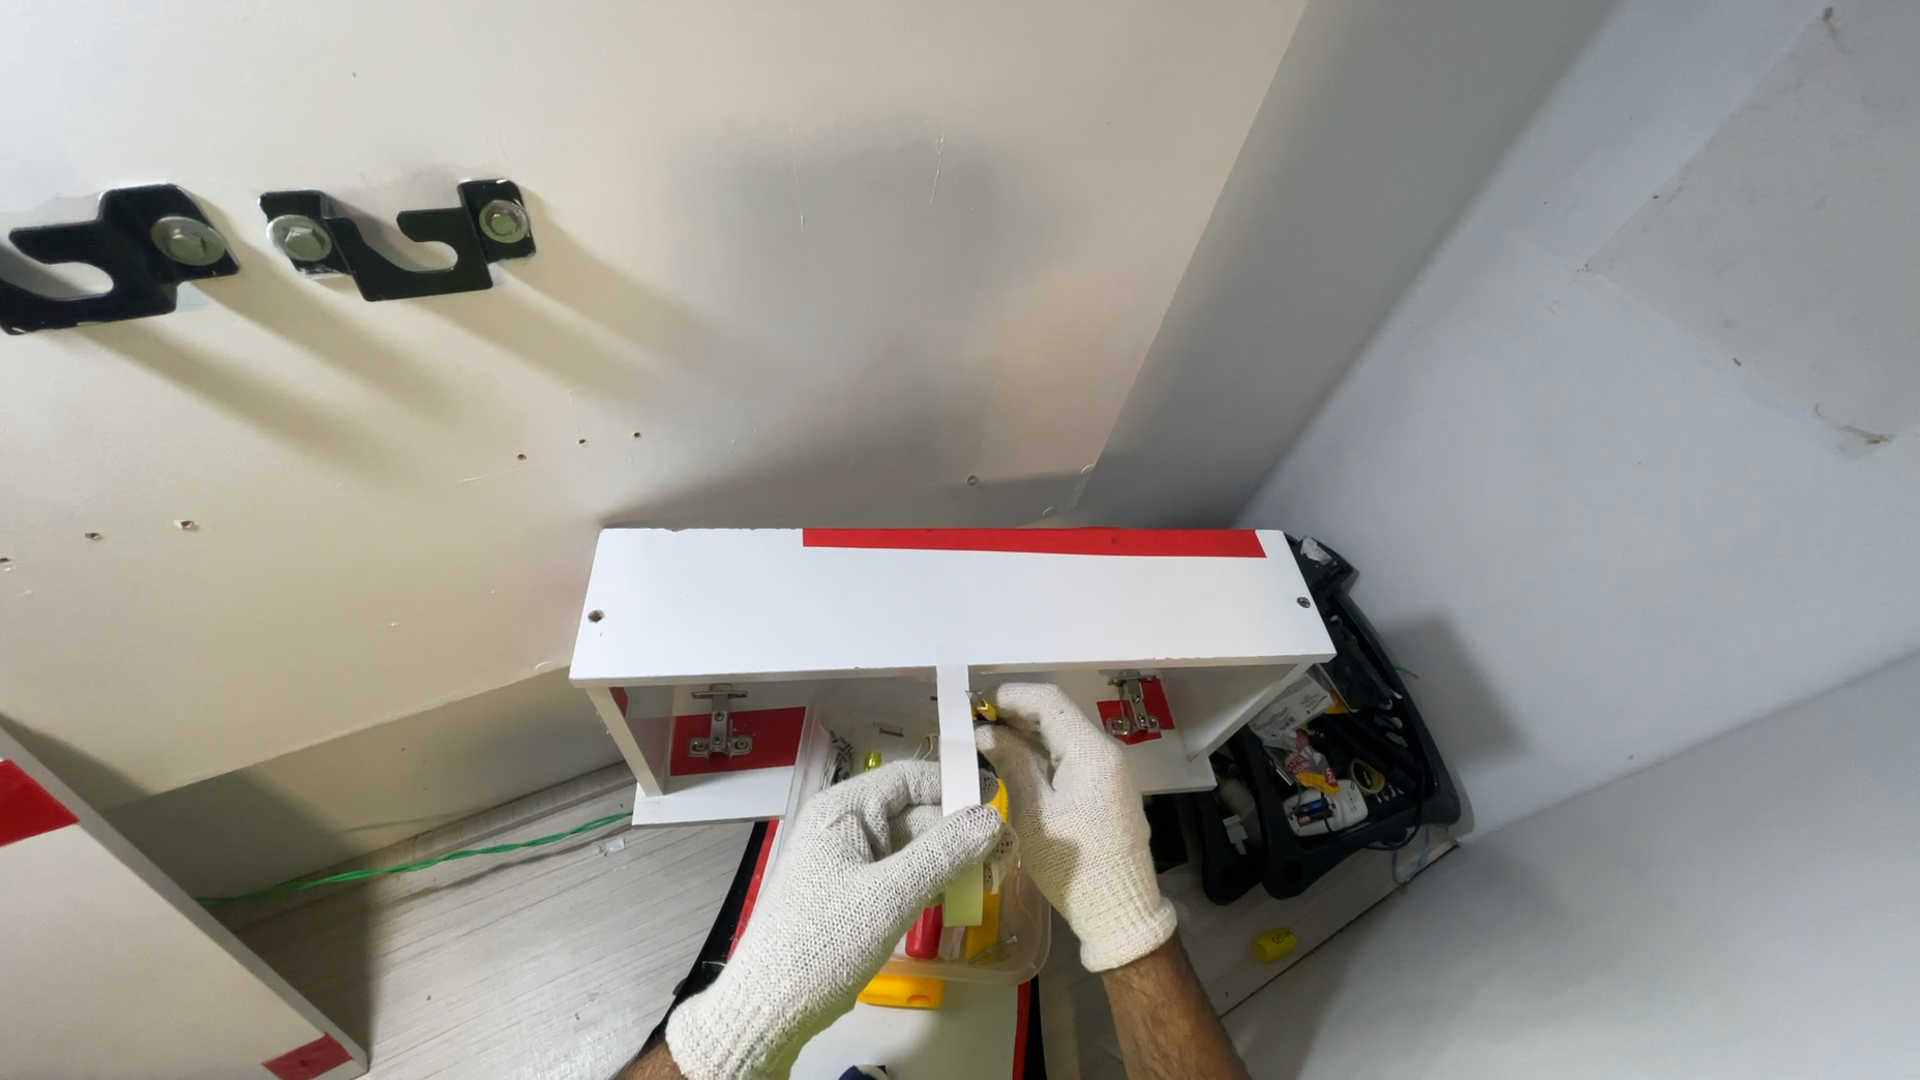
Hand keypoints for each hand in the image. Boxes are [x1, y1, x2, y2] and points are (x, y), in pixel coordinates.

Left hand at [665, 761, 1004, 1079]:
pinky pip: (905, 873)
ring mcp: (852, 861)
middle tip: (1003, 853)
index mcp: (843, 809)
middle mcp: (848, 826)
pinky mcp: (858, 892)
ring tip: (989, 878)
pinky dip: (934, 881)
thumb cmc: (820, 944)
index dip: (953, 783)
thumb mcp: (887, 897)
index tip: (997, 798)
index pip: (908, 778)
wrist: (768, 1013)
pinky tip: (960, 897)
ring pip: (915, 845)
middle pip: (916, 813)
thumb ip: (943, 854)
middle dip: (959, 831)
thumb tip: (992, 818)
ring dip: (951, 859)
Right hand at [975, 683, 1176, 971]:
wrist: (1120, 914)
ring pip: (1062, 732)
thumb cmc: (1074, 867)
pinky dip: (1041, 750)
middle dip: (1015, 712)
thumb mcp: (1034, 814)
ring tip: (986, 738)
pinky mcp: (1105, 785)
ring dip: (1026, 730)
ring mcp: (1108, 768)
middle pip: (1056, 712)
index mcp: (1092, 751)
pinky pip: (1070, 753)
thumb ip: (1011, 763)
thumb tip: (984, 732)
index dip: (1010, 695)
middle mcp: (1105, 750)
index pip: (1049, 700)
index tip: (976, 705)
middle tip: (974, 723)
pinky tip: (1013, 758)